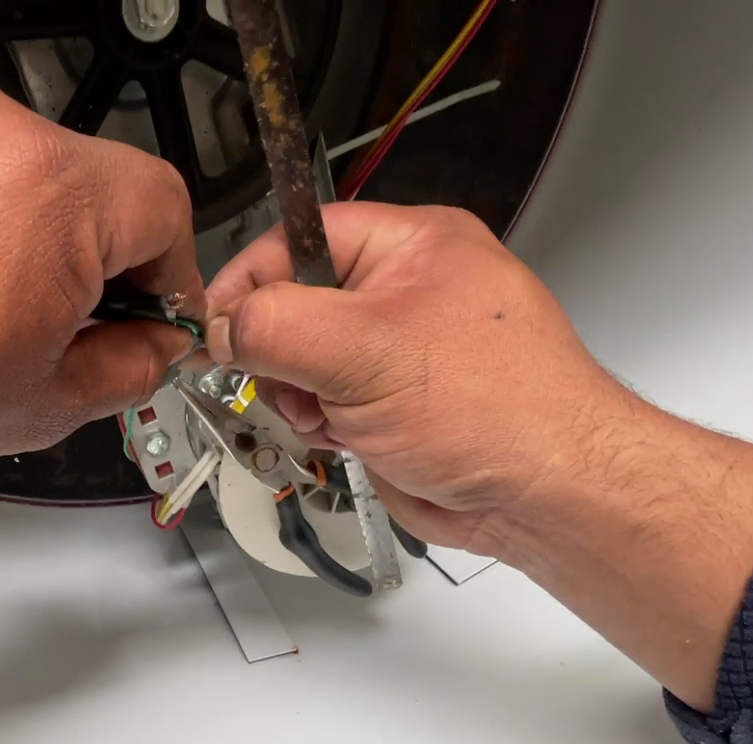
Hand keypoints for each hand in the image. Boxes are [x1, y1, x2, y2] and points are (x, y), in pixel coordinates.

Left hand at [0, 68, 201, 500]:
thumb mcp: (44, 404)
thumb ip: (130, 368)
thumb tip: (154, 346)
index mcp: (53, 192)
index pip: (166, 206)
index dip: (169, 275)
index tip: (149, 318)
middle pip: (103, 187)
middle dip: (103, 264)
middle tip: (70, 332)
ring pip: (39, 176)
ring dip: (42, 242)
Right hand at [205, 202, 645, 552]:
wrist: (539, 495)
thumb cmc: (485, 410)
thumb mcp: (365, 351)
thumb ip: (276, 325)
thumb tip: (219, 325)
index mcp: (408, 246)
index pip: (299, 239)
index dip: (249, 279)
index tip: (214, 328)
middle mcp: (399, 292)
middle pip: (293, 303)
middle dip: (278, 352)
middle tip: (289, 384)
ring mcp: (392, 350)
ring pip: (301, 359)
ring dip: (298, 395)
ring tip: (327, 417)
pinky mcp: (385, 401)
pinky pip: (320, 400)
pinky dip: (318, 422)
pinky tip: (343, 436)